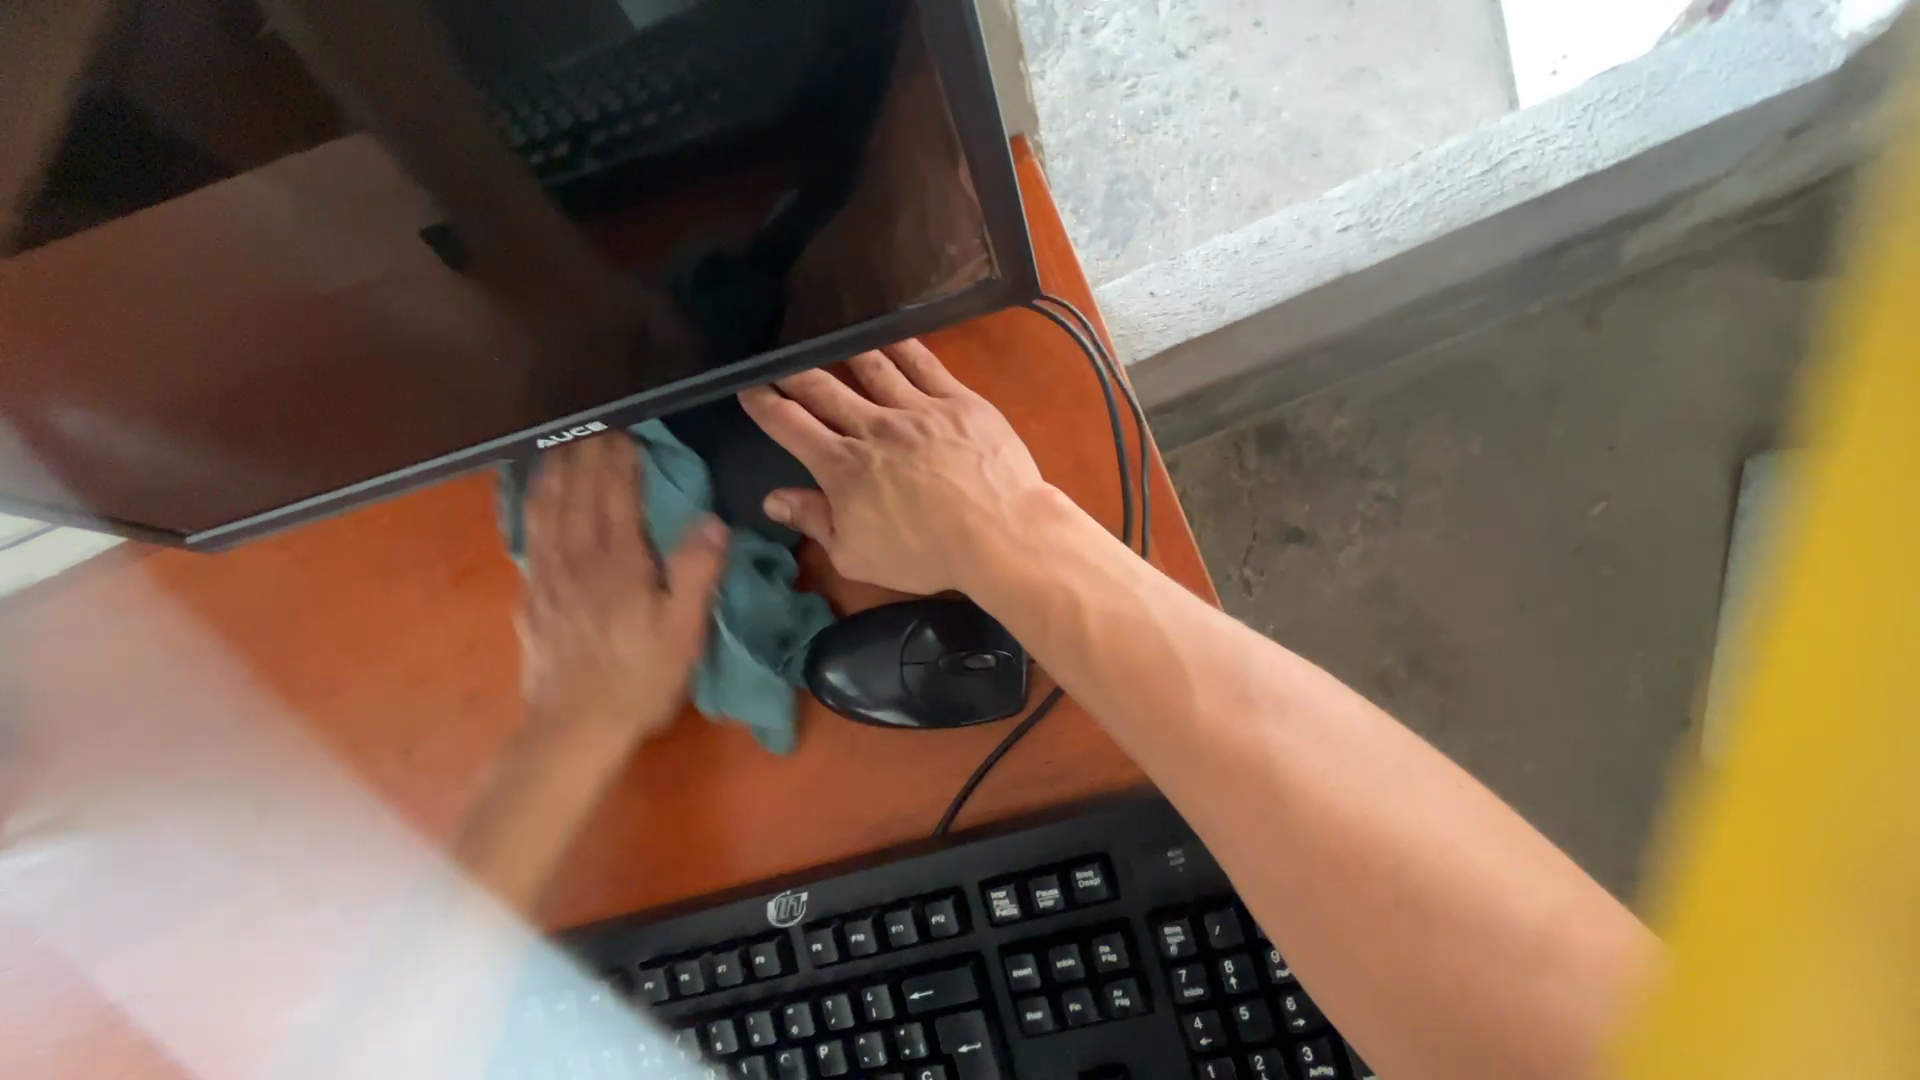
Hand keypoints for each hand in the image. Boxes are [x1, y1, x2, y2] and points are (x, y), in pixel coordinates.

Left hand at [517, 435, 726, 742]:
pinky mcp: (531, 595)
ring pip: (547, 507)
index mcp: (619, 562)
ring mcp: (547, 575)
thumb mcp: (683, 632)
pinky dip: (533, 503)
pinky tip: (536, 496)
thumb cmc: (640, 680)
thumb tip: (711, 519)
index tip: (625, 427)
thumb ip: (696, 572)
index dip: (620, 458)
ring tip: (562, 443)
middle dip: (586, 453)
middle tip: (595, 423)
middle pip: (578, 491)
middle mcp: (577, 558)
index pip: (617, 494)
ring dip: (555, 469)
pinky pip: (529, 533)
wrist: (573, 728)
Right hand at [737, 339, 1062, 595]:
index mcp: (842, 466)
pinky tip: (887, 334)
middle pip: (822, 388)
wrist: (999, 535)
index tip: (750, 388)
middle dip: (793, 372)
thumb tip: (772, 498)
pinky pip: (923, 362)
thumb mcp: (856, 556)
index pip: (790, 425)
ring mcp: (916, 408)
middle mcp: (872, 427)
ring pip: (871, 367)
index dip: (764, 404)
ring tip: (829, 340)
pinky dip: (900, 345)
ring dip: (844, 351)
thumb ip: (814, 522)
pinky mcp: (957, 399)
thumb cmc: (926, 556)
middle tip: (778, 360)